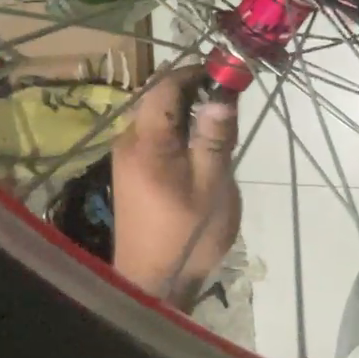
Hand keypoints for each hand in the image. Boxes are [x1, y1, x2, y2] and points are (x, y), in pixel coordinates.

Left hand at [109, 69, 240, 307]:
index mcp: (146, 141)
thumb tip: (222, 91)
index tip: (230, 76)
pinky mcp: (132, 171)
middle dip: (196, 90)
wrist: (154, 285)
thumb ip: (215, 136)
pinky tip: (201, 147)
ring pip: (159, 115)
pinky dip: (180, 129)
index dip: (197, 72)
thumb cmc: (187, 235)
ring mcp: (127, 157)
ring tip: (222, 126)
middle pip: (160, 97)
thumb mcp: (211, 184)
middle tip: (231, 103)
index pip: (165, 85)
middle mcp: (129, 141)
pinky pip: (156, 134)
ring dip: (189, 109)